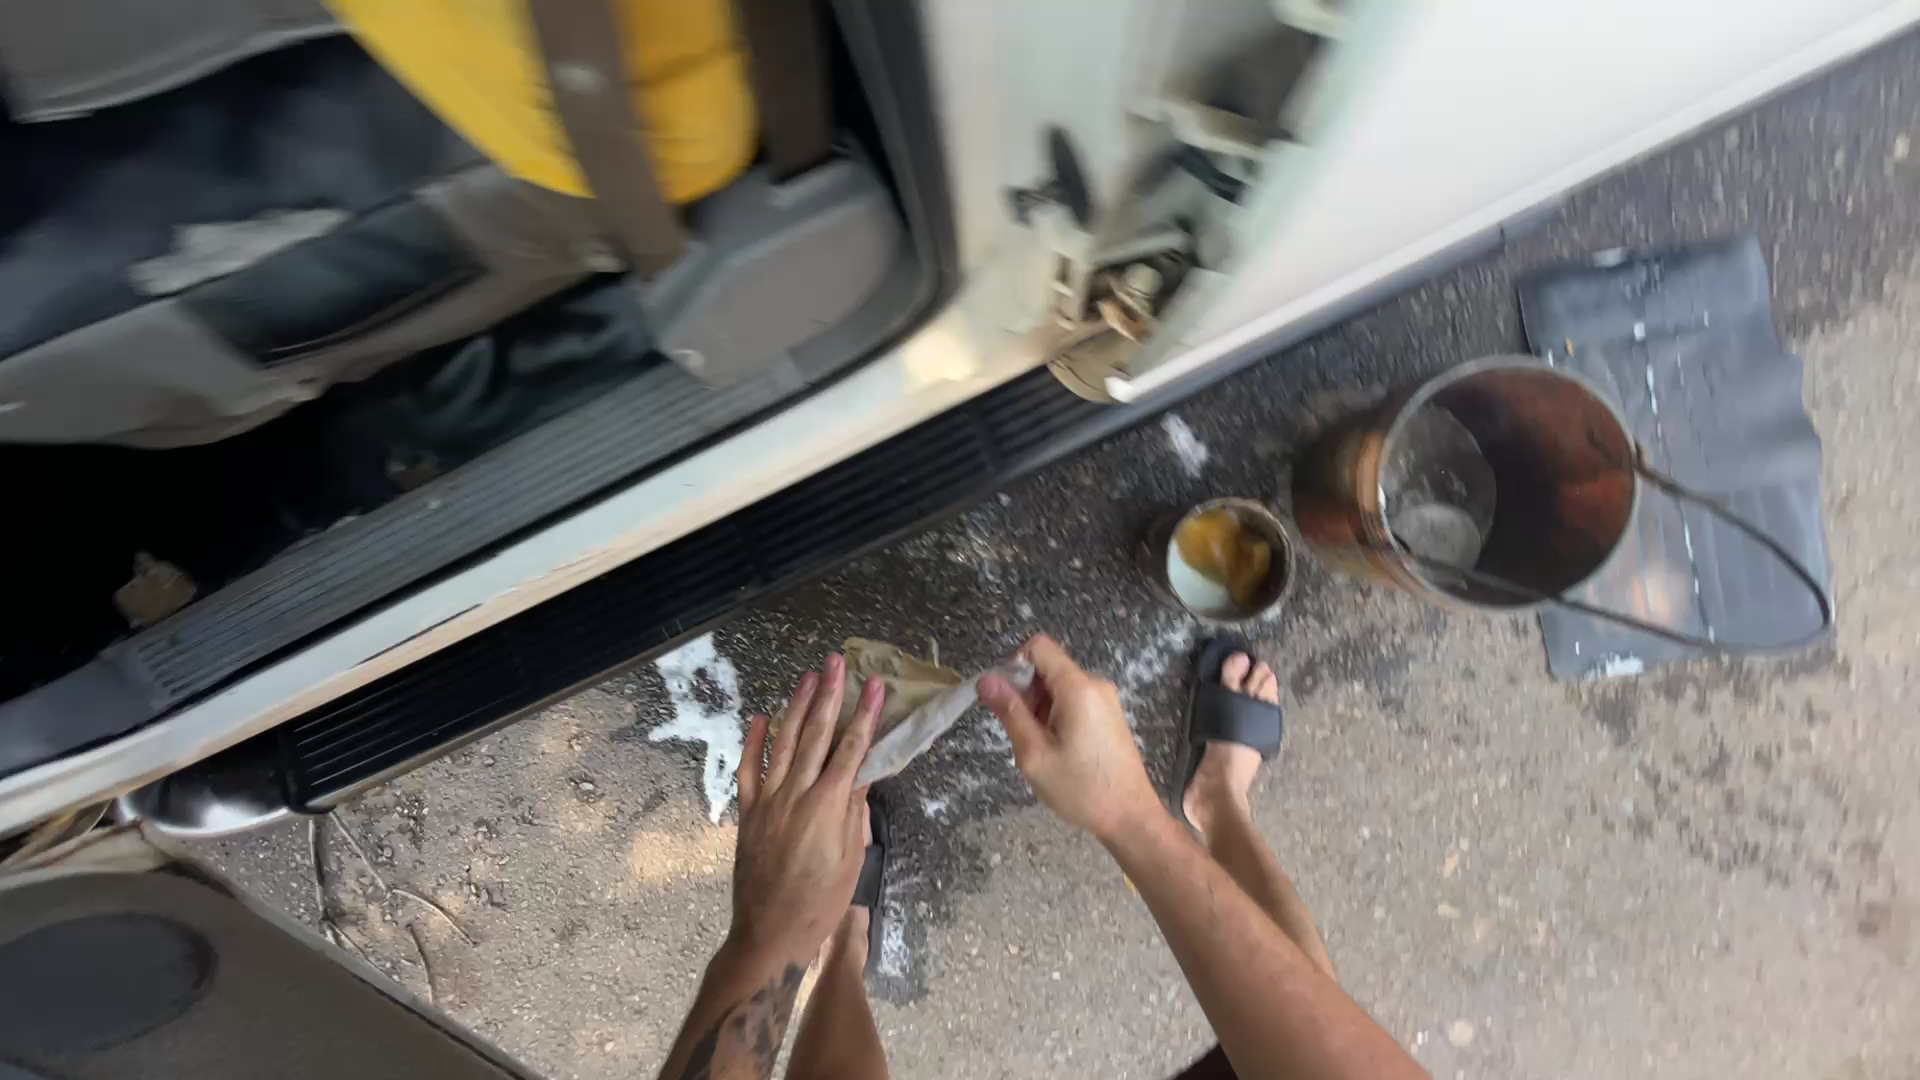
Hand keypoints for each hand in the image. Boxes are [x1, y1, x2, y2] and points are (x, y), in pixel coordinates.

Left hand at [728, 654, 882, 961]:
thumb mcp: (852, 857)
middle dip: (830, 695)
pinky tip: (758, 716)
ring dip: (796, 707)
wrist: (770, 933)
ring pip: (783, 742)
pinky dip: (752, 742)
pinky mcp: (748, 810)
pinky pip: (748, 769)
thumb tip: (862, 772)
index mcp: (827, 805)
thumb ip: (854, 810)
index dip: (865, 713)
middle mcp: (796, 793)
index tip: (875, 684)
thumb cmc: (821, 901)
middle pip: (817, 734)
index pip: (852, 748)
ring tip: (808, 676)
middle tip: (837, 662)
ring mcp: (768, 799)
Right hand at [978, 633, 1161, 842]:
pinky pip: (1073, 699)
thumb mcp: (1034, 753)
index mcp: (1078, 687)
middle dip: (1027, 693)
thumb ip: (1009, 711)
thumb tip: (985, 680)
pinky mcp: (1108, 712)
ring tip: (1043, 747)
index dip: (1014, 665)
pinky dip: (1057, 715)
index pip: (1038, 646)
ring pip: (1057, 685)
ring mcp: (1105, 698)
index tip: (1008, 700)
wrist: (1130, 817)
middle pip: (1047, 667)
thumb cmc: (1081, 789)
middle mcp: (1094, 683)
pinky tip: (1059, 749)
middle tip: (1025, 734)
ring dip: (1040, 708)